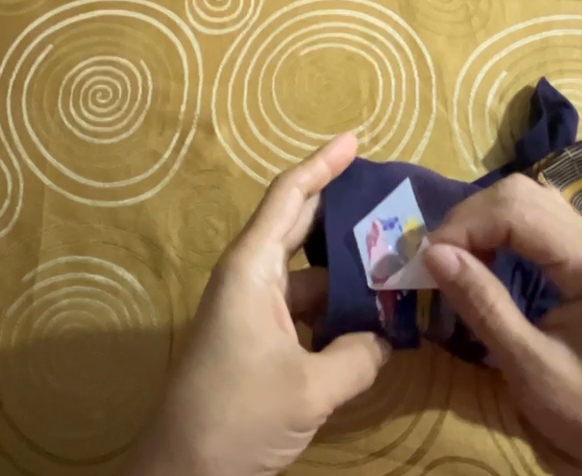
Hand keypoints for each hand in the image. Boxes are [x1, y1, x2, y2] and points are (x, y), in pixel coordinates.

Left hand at [129, 134, 390, 475]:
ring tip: (398, 266)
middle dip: (342, 211)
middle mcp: (252, 277)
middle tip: (391, 200)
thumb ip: (357, 358)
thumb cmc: (237, 414)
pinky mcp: (259, 339)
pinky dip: (337, 311)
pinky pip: (306, 310)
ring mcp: (255, 309)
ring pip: (310, 275)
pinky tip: (374, 321)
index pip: (289, 196)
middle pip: (300, 226)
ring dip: (348, 273)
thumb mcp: (309, 389)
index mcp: (253, 268)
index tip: (354, 140)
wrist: (184, 474)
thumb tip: (385, 338)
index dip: (322, 164)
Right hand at [422, 176, 581, 475]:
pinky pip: (537, 217)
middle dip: (469, 220)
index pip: (516, 211)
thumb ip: (483, 305)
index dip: (464, 226)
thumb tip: (432, 253)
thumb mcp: (531, 370)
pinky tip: (485, 257)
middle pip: (520, 195)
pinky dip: (501, 228)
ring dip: (483, 220)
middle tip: (437, 260)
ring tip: (456, 258)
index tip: (426, 261)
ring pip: (526, 199)